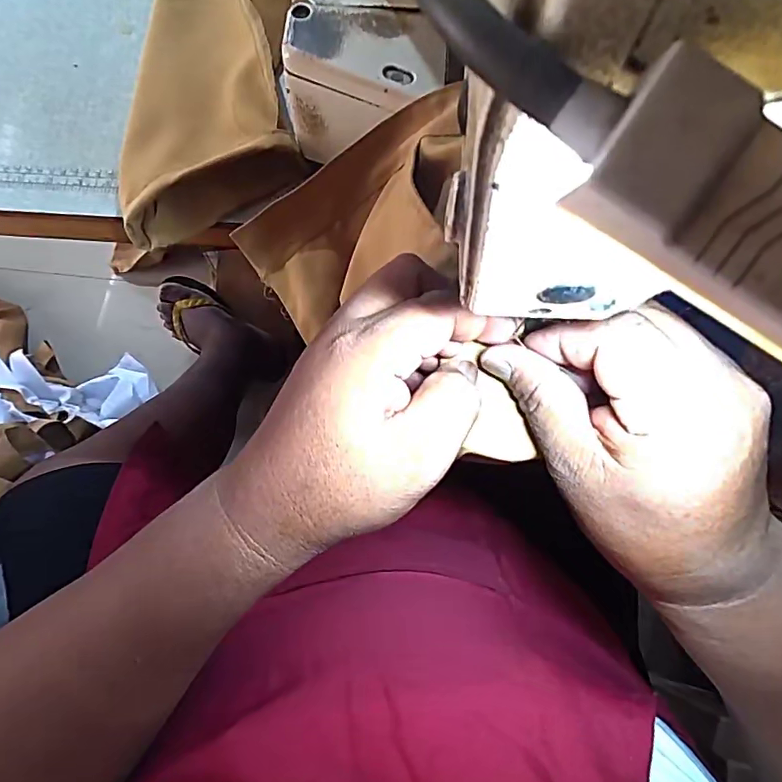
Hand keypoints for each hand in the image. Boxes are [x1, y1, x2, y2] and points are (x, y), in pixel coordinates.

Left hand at [216, 255, 518, 564]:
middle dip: (450, 300)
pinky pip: (376, 320)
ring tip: (448, 366)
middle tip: (475, 342)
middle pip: (408, 275)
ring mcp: (332, 339)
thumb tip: (464, 368)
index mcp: (366, 348)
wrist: (271, 506)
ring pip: (391, 294)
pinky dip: (406, 334)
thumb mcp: (418, 456)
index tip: (510, 333)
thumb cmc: (342, 489)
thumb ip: (456, 399)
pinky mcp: (329, 356)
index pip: (438, 304)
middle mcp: (344, 329)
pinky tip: (417, 379)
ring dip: (427, 317)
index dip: (481, 315)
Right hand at [480, 304, 781, 608]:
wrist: (713, 562)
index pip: (612, 333)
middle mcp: (719, 388)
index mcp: (675, 414)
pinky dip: (646, 350)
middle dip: (586, 334)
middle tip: (557, 371)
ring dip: (615, 339)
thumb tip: (506, 354)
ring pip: (659, 322)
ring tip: (593, 384)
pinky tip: (629, 388)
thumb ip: (543, 402)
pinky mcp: (742, 383)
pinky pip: (682, 342)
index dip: (562, 336)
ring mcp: (737, 382)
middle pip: (636, 318)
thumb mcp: (578, 471)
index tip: (528, 353)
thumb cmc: (646, 533)